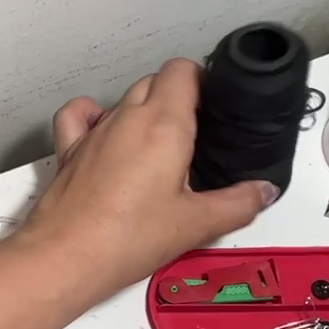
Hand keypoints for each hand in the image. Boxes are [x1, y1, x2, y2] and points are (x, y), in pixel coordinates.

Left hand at [17, 58, 276, 295]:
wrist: (66, 257)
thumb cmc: (127, 238)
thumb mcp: (196, 224)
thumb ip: (237, 204)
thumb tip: (262, 192)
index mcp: (164, 124)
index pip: (182, 71)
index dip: (201, 80)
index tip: (213, 106)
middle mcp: (126, 119)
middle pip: (153, 82)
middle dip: (175, 97)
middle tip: (193, 133)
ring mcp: (93, 133)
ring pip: (120, 100)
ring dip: (139, 111)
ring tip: (155, 145)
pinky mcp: (69, 152)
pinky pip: (77, 116)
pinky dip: (90, 115)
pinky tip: (103, 134)